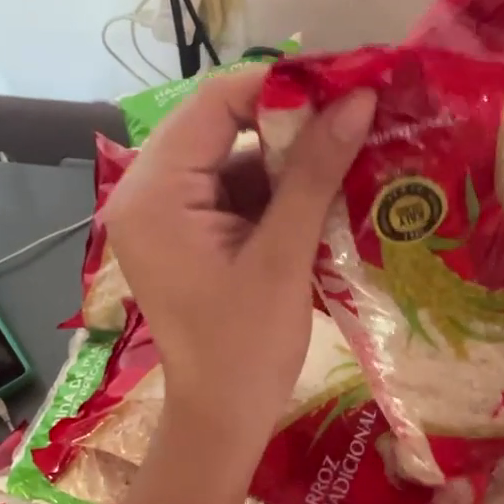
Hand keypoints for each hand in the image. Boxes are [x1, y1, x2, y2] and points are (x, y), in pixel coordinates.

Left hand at [100, 68, 375, 441]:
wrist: (223, 419)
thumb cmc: (247, 348)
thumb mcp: (284, 256)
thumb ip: (314, 172)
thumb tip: (357, 98)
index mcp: (155, 194)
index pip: (214, 104)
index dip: (280, 85)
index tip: (343, 84)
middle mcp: (146, 194)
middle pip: (219, 128)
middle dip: (286, 125)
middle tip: (351, 120)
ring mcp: (164, 217)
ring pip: (230, 161)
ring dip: (284, 162)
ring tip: (345, 158)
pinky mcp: (184, 237)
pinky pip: (230, 194)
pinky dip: (272, 194)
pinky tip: (318, 199)